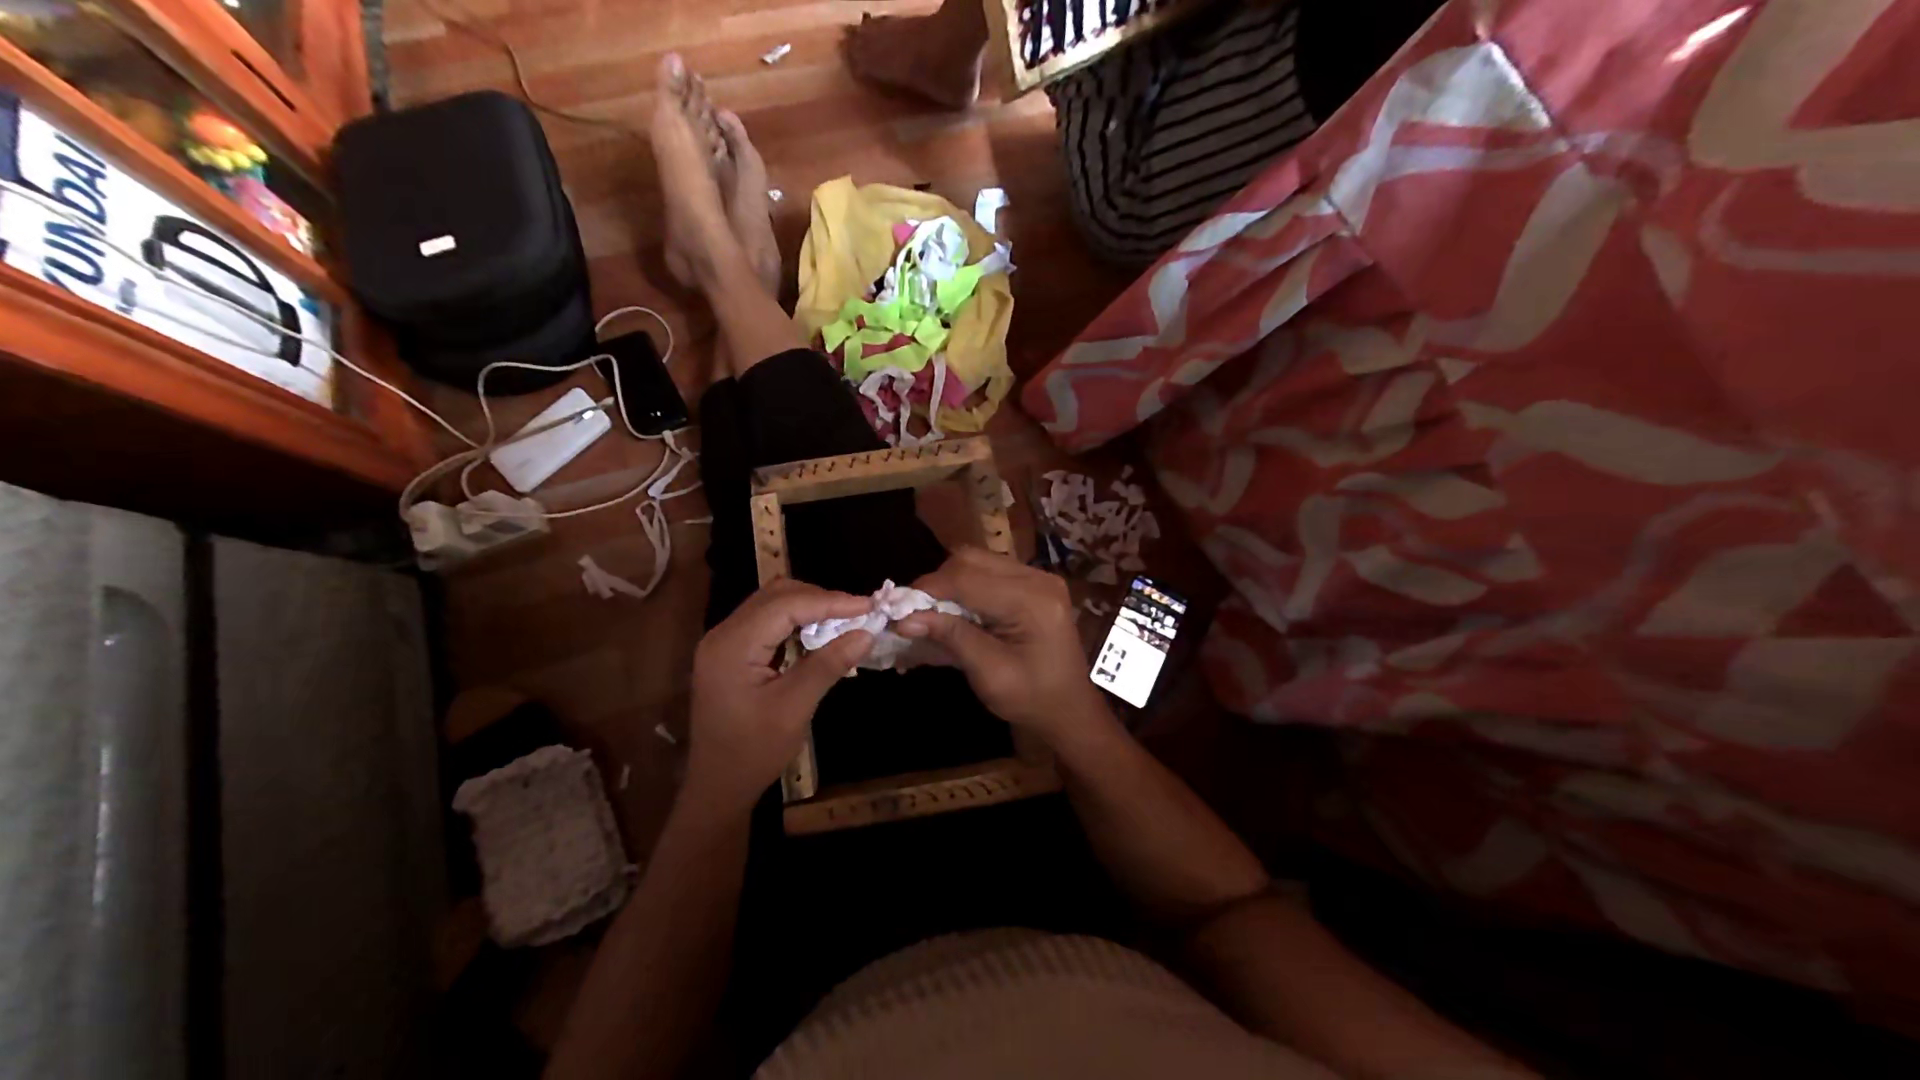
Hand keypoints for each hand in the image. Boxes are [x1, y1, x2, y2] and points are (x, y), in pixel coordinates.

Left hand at [685, 579, 873, 812]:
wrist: (718, 786)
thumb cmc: (754, 752)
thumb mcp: (794, 709)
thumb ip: (827, 665)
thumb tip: (866, 633)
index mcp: (732, 646)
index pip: (785, 605)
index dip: (830, 602)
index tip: (868, 606)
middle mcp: (723, 634)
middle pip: (776, 596)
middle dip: (820, 599)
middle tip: (859, 613)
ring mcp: (724, 642)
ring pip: (772, 604)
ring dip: (809, 607)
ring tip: (845, 620)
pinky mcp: (731, 653)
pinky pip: (767, 622)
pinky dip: (796, 621)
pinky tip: (819, 634)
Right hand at [896, 547, 1108, 737]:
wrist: (1069, 710)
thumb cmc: (1032, 699)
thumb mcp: (989, 673)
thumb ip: (951, 638)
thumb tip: (904, 619)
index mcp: (1032, 600)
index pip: (967, 578)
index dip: (927, 590)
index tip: (896, 610)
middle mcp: (1037, 578)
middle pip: (971, 560)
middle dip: (937, 584)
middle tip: (914, 613)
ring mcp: (1037, 579)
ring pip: (976, 562)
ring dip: (949, 584)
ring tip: (931, 615)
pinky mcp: (1031, 585)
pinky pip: (988, 573)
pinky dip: (964, 588)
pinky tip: (953, 613)